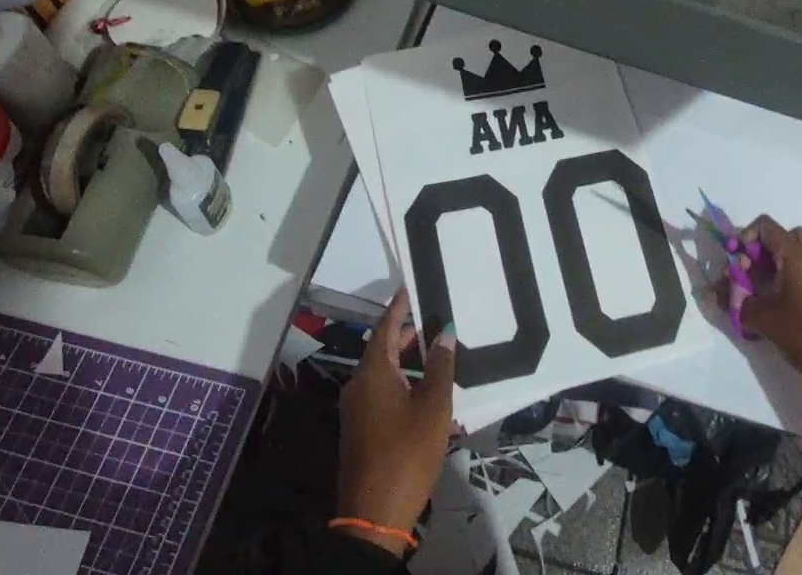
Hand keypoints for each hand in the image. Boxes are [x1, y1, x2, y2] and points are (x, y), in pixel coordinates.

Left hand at [335, 288, 456, 554]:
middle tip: (431, 319)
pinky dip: (402, 383)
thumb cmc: (407, 452)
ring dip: (406, 361)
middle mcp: (358, 385)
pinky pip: (381, 393)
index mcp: (373, 372)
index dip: (399, 307)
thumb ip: (440, 366)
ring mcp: (356, 409)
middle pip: (382, 349)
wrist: (375, 513)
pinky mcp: (360, 429)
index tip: (409, 288)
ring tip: (434, 352)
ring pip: (383, 373)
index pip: (385, 328)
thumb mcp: (433, 406)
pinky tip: (426, 392)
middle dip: (406, 333)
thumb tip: (444, 332)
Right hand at [718, 216, 801, 396]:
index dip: (744, 238)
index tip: (736, 263)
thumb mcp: (764, 319)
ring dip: (774, 262)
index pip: (765, 226)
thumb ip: (735, 302)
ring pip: (795, 251)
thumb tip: (713, 294)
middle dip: (759, 250)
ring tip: (761, 288)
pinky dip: (788, 273)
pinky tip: (778, 301)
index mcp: (796, 256)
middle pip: (781, 236)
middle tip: (748, 275)